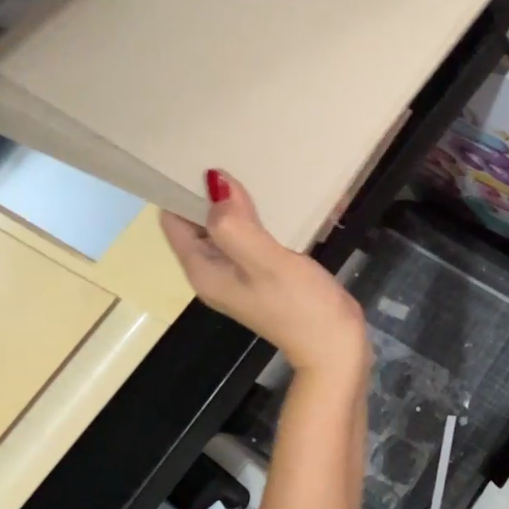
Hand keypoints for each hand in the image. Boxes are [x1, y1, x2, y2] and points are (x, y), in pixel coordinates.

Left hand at [160, 169, 368, 378]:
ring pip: (225, 233)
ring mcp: (239, 280)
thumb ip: (235, 223)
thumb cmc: (302, 306)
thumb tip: (214, 180)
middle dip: (209, 196)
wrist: (336, 349)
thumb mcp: (267, 261)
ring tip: (253, 176)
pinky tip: (274, 210)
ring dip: (235, 208)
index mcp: (203, 270)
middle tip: (233, 158)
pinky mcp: (264, 281)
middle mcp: (213, 274)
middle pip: (197, 225)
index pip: (173, 220)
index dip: (182, 190)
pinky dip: (255, 224)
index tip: (204, 159)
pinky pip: (247, 244)